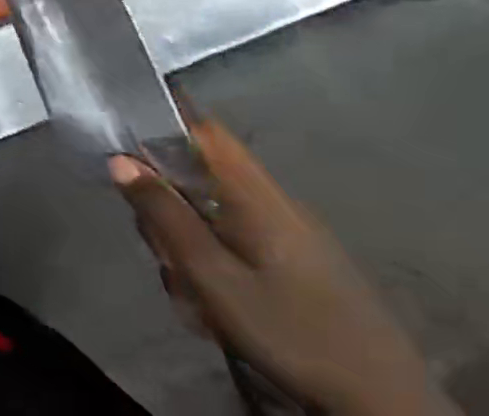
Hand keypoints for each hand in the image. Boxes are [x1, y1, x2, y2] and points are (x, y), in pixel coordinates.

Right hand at [112, 122, 456, 415]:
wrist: (386, 407)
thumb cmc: (289, 329)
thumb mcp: (211, 275)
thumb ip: (163, 213)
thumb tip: (118, 158)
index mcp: (257, 197)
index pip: (205, 132)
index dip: (160, 116)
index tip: (116, 120)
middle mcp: (274, 204)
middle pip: (196, 174)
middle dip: (162, 199)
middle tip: (155, 241)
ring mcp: (287, 234)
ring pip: (207, 210)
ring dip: (182, 236)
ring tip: (185, 282)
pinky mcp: (293, 261)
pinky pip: (229, 237)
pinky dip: (206, 256)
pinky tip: (206, 295)